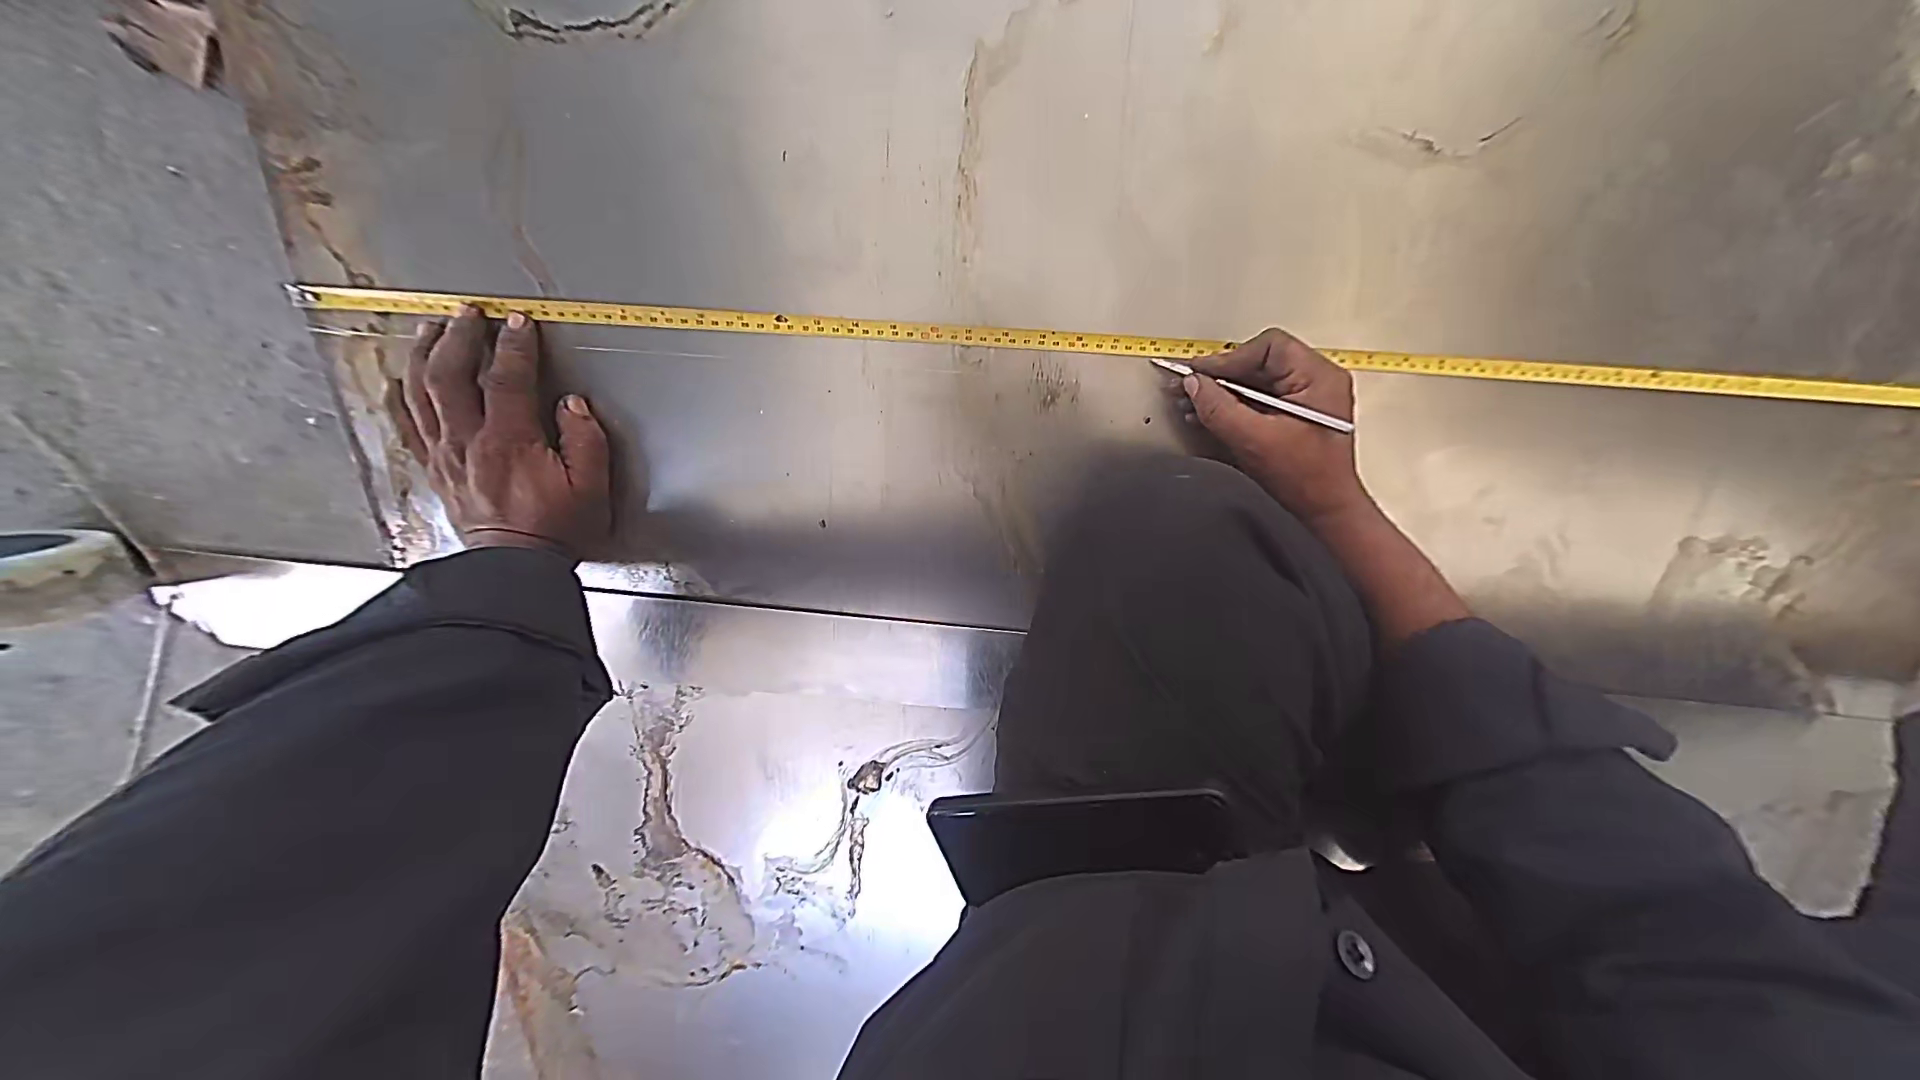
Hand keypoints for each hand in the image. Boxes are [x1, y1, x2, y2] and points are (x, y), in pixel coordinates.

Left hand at [398, 306, 611, 561]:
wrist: (515, 565)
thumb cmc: (556, 529)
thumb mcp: (591, 488)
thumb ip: (586, 442)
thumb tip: (573, 406)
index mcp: (510, 443)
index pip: (508, 380)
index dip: (515, 346)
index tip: (521, 323)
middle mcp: (469, 442)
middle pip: (450, 374)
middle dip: (460, 336)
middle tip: (471, 314)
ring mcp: (446, 454)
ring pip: (420, 390)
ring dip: (426, 353)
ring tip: (435, 329)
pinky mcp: (436, 467)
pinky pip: (407, 422)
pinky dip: (401, 393)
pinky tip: (404, 376)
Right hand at [1181, 328, 1369, 523]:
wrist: (1324, 509)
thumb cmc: (1306, 479)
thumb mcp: (1254, 440)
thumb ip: (1219, 409)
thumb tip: (1194, 383)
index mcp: (1318, 378)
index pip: (1268, 347)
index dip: (1228, 359)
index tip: (1198, 374)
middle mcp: (1315, 381)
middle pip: (1258, 362)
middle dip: (1220, 375)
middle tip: (1189, 386)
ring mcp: (1303, 397)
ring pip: (1254, 380)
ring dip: (1221, 390)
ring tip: (1192, 403)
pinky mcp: (1291, 413)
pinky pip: (1256, 398)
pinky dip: (1231, 404)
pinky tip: (1208, 414)